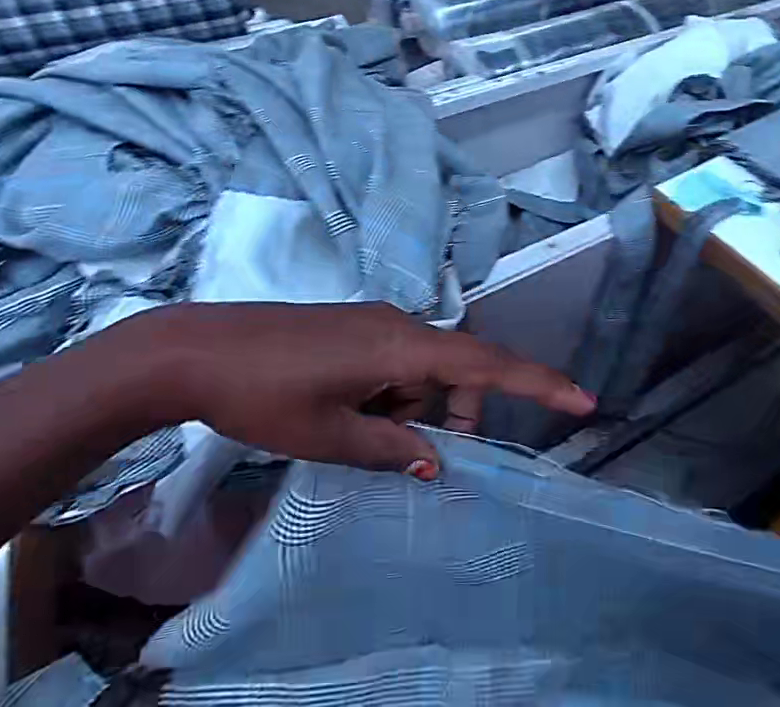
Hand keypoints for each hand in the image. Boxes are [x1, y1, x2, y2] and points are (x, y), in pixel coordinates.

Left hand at [96, 302, 593, 479]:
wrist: (197, 349)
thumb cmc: (265, 394)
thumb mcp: (331, 436)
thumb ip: (392, 448)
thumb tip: (435, 460)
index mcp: (399, 346)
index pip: (483, 364)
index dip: (535, 381)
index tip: (582, 399)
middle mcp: (392, 322)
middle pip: (451, 370)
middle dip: (450, 416)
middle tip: (412, 457)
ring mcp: (367, 320)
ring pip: (417, 369)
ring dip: (409, 408)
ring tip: (355, 432)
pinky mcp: (346, 325)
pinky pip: (389, 360)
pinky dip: (387, 392)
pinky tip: (344, 411)